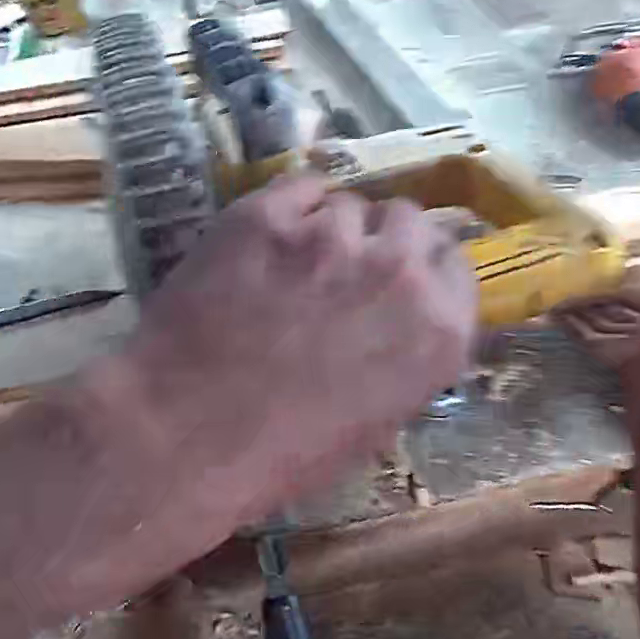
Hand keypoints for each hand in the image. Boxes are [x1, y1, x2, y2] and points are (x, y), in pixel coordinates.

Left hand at [115, 173, 477, 523]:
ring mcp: (329, 237)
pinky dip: (290, 207)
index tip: (395, 273)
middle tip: (345, 264)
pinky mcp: (266, 215)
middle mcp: (397, 272)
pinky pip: (299, 186)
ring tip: (292, 261)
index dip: (421, 265)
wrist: (186, 437)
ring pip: (347, 203)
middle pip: (409, 219)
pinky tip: (268, 236)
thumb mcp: (375, 417)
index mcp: (437, 330)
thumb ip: (404, 350)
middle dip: (381, 238)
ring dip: (329, 227)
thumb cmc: (283, 452)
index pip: (453, 263)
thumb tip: (396, 313)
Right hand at [558, 213, 639, 386]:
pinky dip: (573, 326)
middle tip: (566, 279)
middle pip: (620, 308)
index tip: (596, 265)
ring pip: (603, 321)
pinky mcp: (612, 358)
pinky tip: (554, 314)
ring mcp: (632, 343)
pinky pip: (589, 337)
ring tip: (554, 293)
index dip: (624, 280)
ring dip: (581, 310)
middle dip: (596, 297)